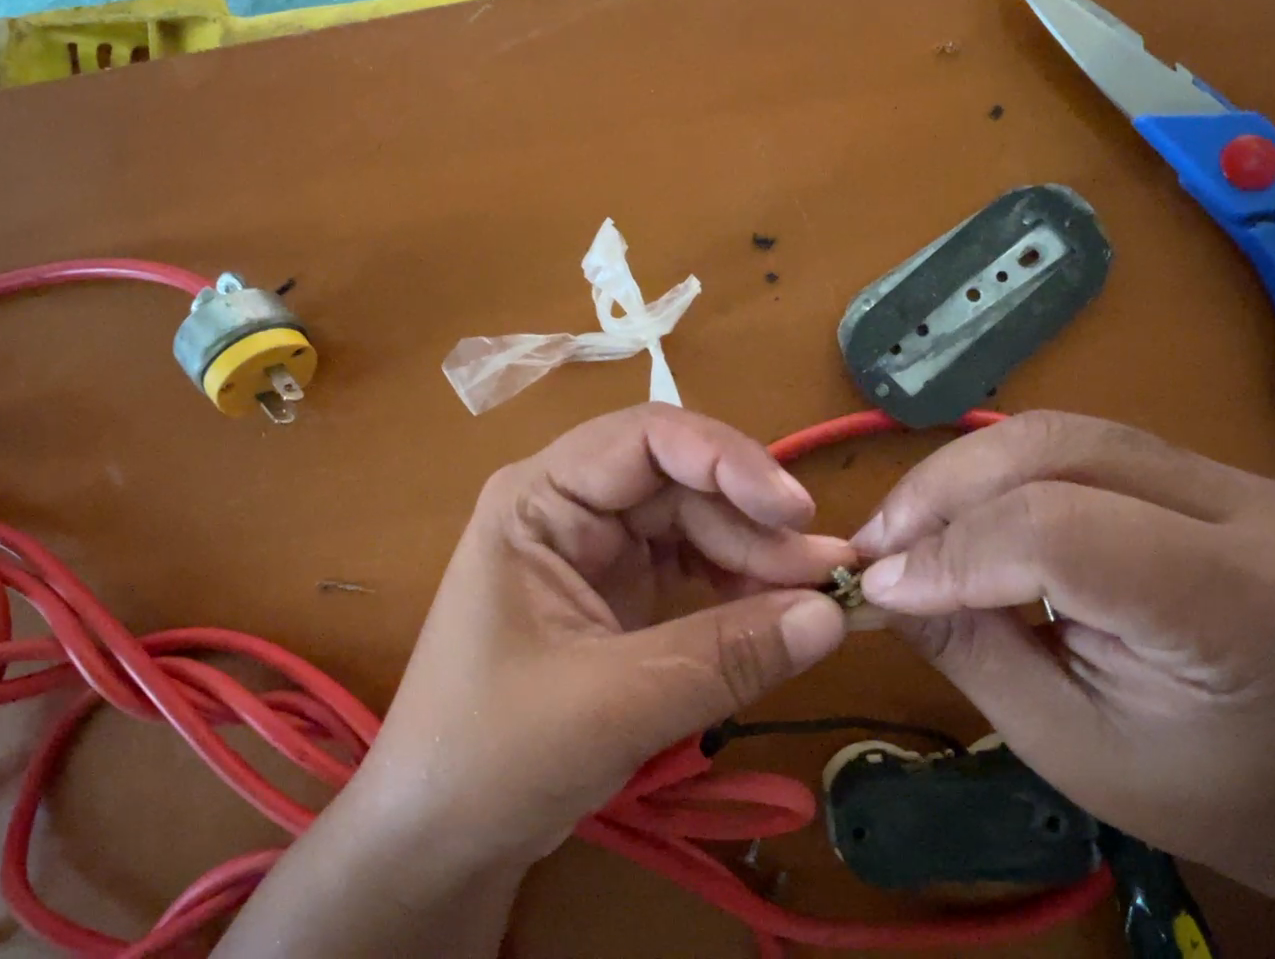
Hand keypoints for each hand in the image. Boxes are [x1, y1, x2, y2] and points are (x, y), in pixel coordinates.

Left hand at [358, 403, 850, 862]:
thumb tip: (832, 614)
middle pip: (680, 481)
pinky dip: (737, 590)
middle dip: (753, 523)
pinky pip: (692, 571)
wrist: (442, 834)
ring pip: (694, 524)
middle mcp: (569, 509)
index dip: (727, 459)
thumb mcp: (613, 702)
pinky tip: (776, 618)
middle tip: (828, 577)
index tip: (794, 513)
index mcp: (539, 500)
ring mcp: (596, 553)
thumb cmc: (494, 753)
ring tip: (815, 600)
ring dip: (754, 557)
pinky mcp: (619, 597)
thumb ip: (726, 655)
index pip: (646, 439)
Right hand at [854, 411, 1274, 872]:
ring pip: (1052, 433)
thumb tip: (880, 582)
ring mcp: (1226, 477)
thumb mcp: (1060, 738)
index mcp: (1248, 610)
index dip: (957, 550)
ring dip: (956, 476)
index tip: (880, 587)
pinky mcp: (1192, 467)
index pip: (1069, 534)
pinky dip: (988, 475)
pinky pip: (1065, 445)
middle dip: (943, 491)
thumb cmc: (1181, 783)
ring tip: (903, 531)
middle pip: (1056, 451)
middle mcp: (1252, 514)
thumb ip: (968, 648)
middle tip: (877, 546)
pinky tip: (954, 518)